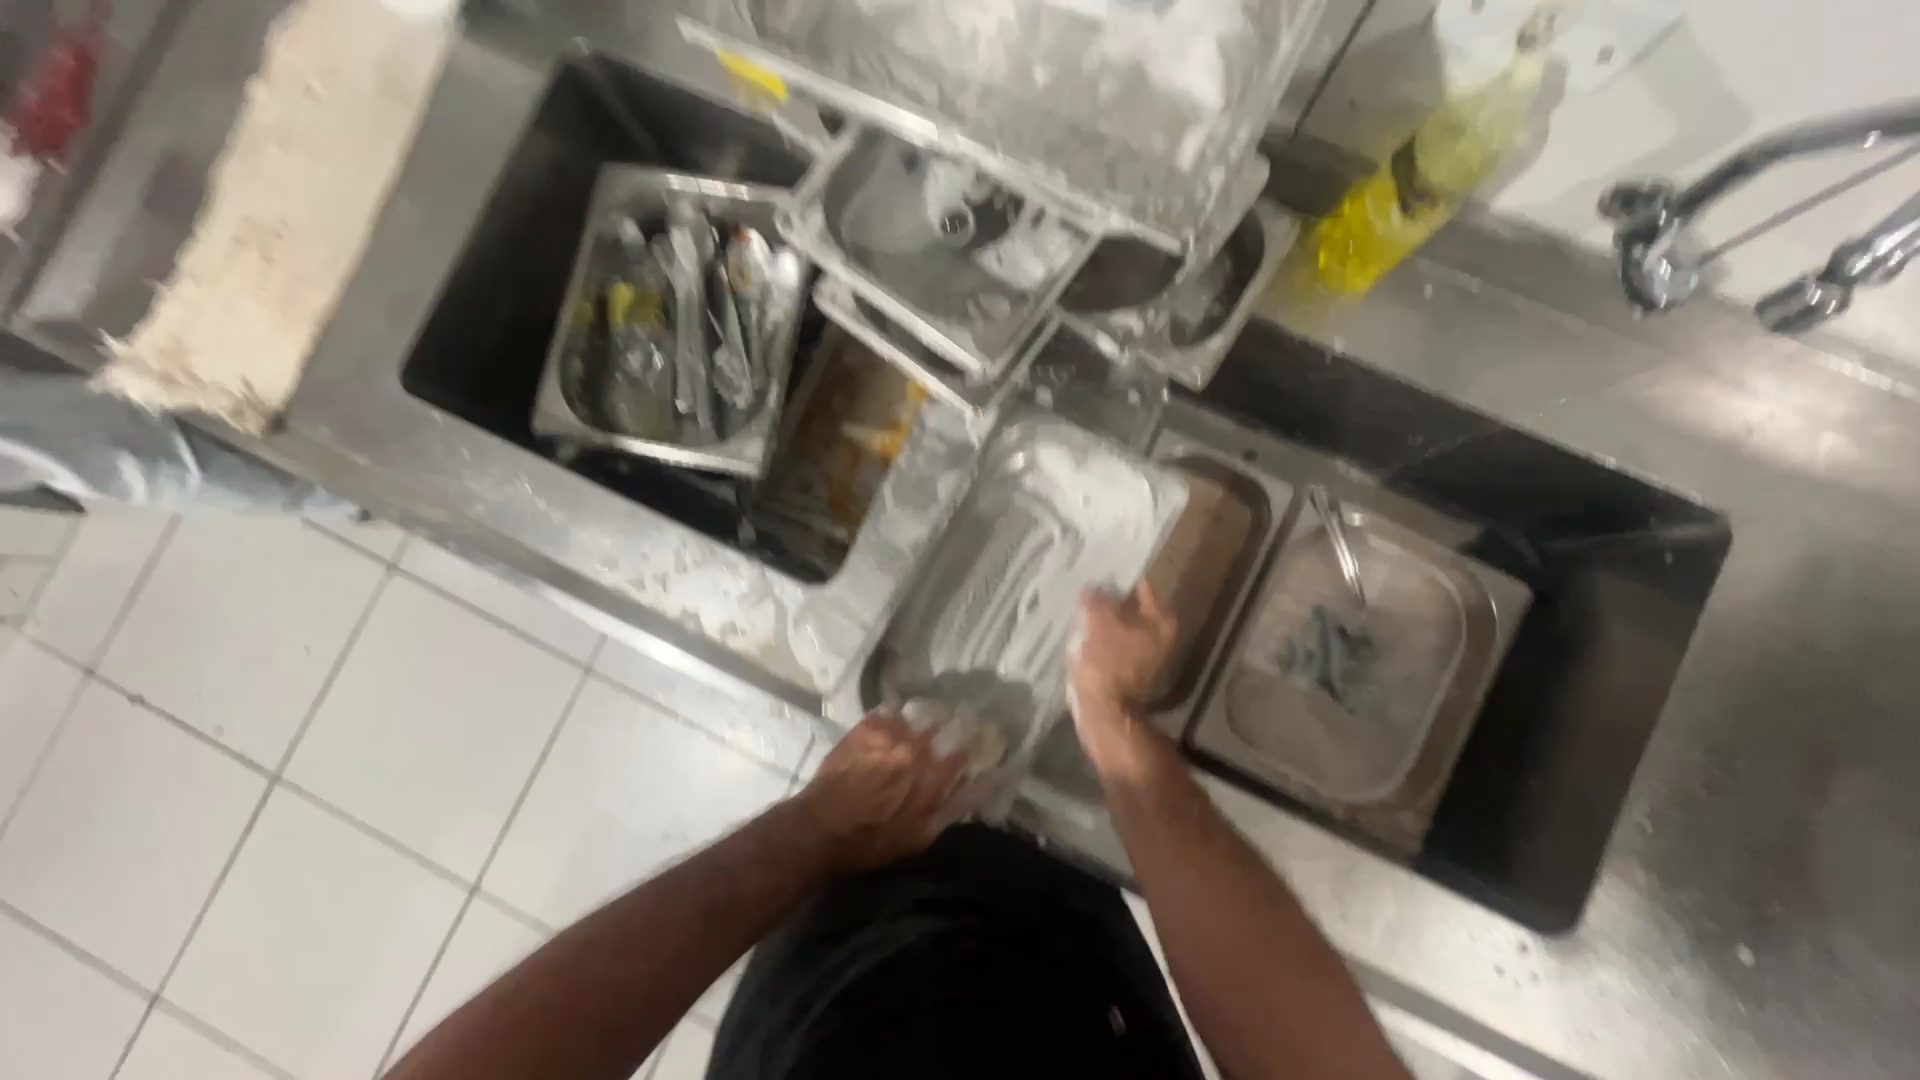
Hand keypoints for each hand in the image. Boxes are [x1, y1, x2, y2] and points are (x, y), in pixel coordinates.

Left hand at [794, 710, 967, 872]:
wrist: (821, 828)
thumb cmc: (871, 841)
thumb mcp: (918, 837)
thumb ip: (948, 808)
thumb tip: (974, 786)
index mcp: (934, 778)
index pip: (963, 752)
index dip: (967, 748)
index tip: (967, 747)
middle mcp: (917, 750)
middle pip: (941, 728)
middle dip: (943, 731)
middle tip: (938, 737)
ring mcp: (890, 734)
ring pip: (914, 719)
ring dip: (914, 727)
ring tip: (907, 734)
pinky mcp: (867, 727)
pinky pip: (887, 715)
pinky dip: (889, 723)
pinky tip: (883, 733)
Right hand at [1070, 584, 1176, 782]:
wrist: (1103, 711)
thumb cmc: (1107, 663)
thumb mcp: (1099, 622)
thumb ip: (1095, 599)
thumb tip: (1090, 588)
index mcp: (1161, 621)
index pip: (1140, 586)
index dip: (1118, 577)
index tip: (1097, 568)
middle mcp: (1157, 635)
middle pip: (1128, 605)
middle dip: (1106, 597)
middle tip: (1083, 583)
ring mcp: (1140, 652)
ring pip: (1116, 623)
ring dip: (1098, 615)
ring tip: (1076, 603)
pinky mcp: (1123, 666)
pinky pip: (1107, 640)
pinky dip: (1095, 634)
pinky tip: (1077, 625)